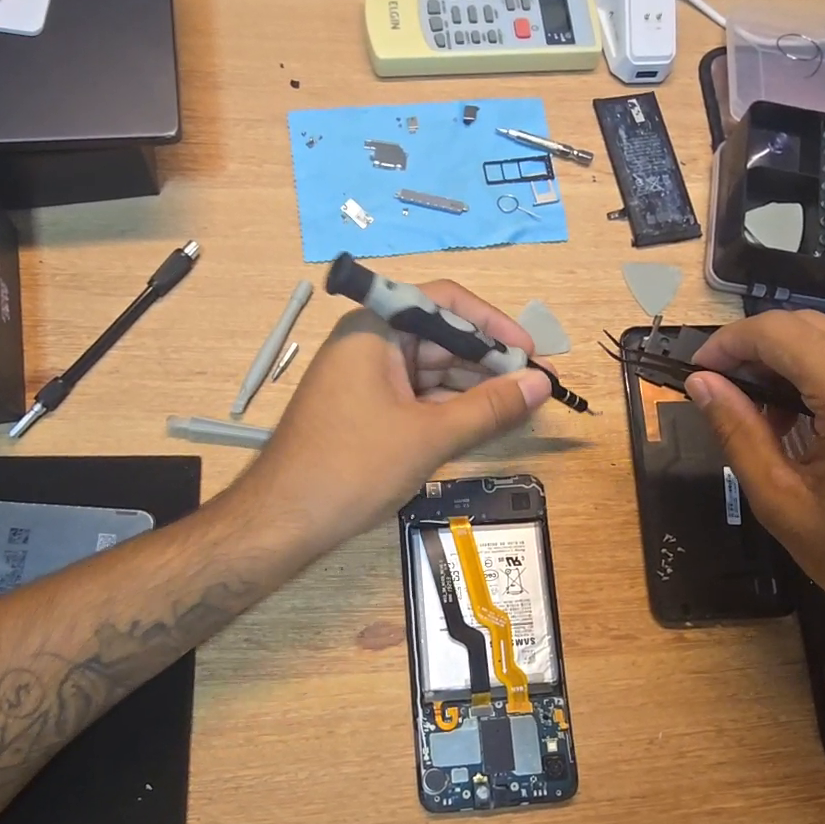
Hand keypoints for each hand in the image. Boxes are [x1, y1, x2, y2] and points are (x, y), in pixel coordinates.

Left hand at [244, 280, 552, 546]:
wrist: (283, 521)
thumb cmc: (352, 468)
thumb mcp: (429, 436)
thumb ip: (489, 407)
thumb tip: (541, 383)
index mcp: (375, 329)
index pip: (445, 302)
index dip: (494, 325)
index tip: (531, 353)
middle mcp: (368, 344)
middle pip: (441, 337)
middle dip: (489, 362)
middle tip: (536, 387)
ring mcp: (364, 379)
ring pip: (432, 372)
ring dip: (474, 389)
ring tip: (519, 408)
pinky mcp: (365, 411)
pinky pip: (417, 398)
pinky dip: (449, 410)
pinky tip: (483, 424)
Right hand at [685, 309, 824, 685]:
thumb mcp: (783, 504)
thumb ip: (739, 433)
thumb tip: (701, 384)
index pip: (783, 333)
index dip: (730, 342)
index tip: (697, 371)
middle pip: (812, 326)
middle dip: (756, 346)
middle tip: (720, 389)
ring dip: (790, 359)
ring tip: (759, 410)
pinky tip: (805, 419)